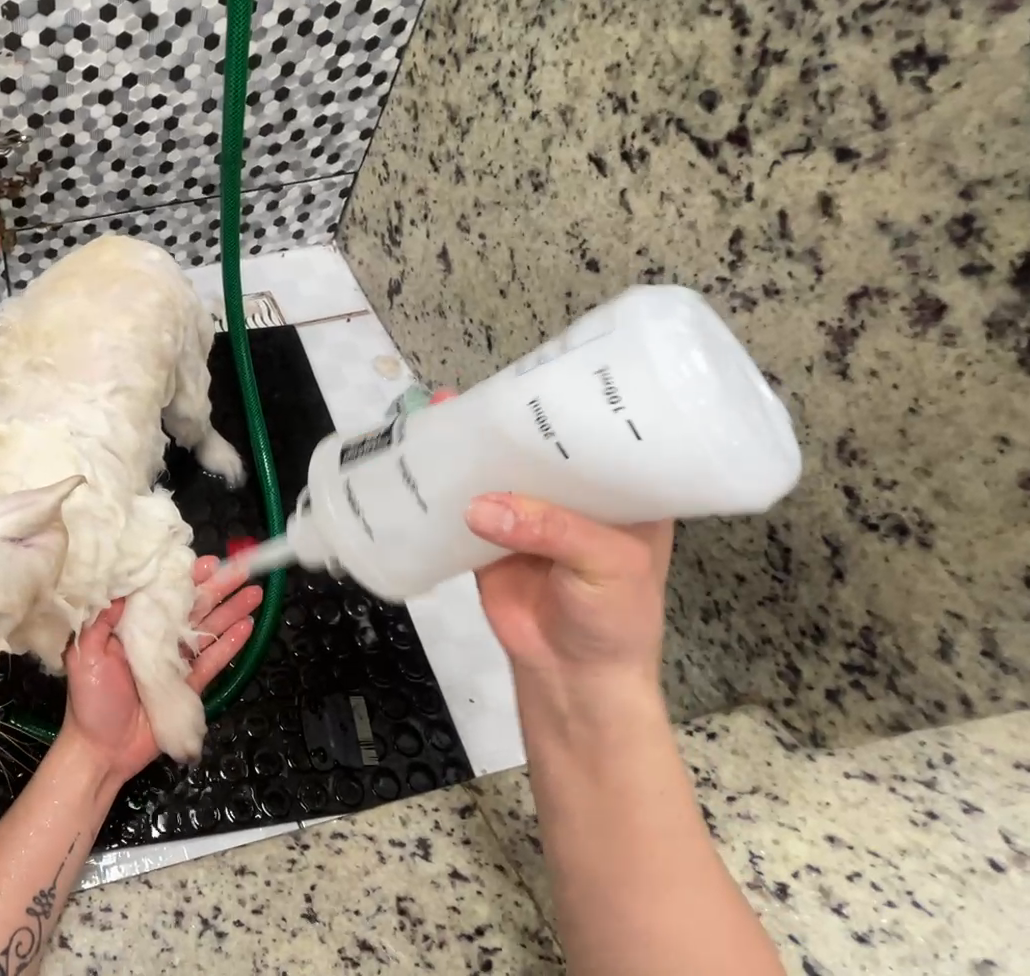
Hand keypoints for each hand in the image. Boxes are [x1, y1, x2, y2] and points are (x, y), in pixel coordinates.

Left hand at [57, 557, 260, 785]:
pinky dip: (230, 645)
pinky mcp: (188, 687)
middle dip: (217, 587)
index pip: (161, 594)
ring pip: (208, 630)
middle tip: (242, 569)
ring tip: (254, 592)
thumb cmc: (89, 701)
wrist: (101, 751)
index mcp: (129, 626)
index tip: (207, 561)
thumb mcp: (84, 653)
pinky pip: (212, 661)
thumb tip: (126, 586)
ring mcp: (175, 662)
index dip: (184, 576)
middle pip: (191, 608)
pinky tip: (247, 626)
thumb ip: (102, 620)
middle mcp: (155, 638)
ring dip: (231, 611)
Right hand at [416, 387, 671, 684]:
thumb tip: (479, 505)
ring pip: (499, 469)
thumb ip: (552, 531)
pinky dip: (443, 483)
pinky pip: (464, 503)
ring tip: (442, 410)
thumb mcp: (608, 567)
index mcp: (624, 493)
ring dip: (472, 444)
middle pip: (541, 446)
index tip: (544, 373)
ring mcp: (528, 515)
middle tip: (480, 389)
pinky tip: (423, 457)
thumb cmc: (615, 618)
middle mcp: (575, 496)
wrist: (569, 674)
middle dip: (511, 418)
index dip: (578, 403)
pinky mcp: (488, 537)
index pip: (604, 434)